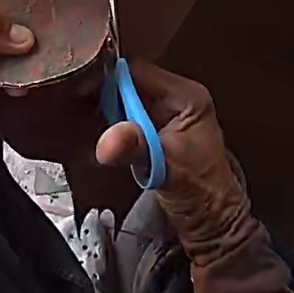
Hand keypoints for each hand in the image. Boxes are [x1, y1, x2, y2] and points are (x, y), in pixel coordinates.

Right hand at [94, 61, 249, 250]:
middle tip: (83, 109)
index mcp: (186, 96)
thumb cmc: (200, 191)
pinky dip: (115, 126)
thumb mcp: (164, 164)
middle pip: (129, 83)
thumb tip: (107, 141)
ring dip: (109, 113)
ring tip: (92, 122)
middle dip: (106, 97)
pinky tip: (106, 136)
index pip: (138, 71)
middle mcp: (176, 99)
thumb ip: (136, 147)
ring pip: (126, 101)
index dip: (110, 80)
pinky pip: (127, 119)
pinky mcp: (155, 131)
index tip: (85, 91)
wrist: (209, 220)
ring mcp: (165, 115)